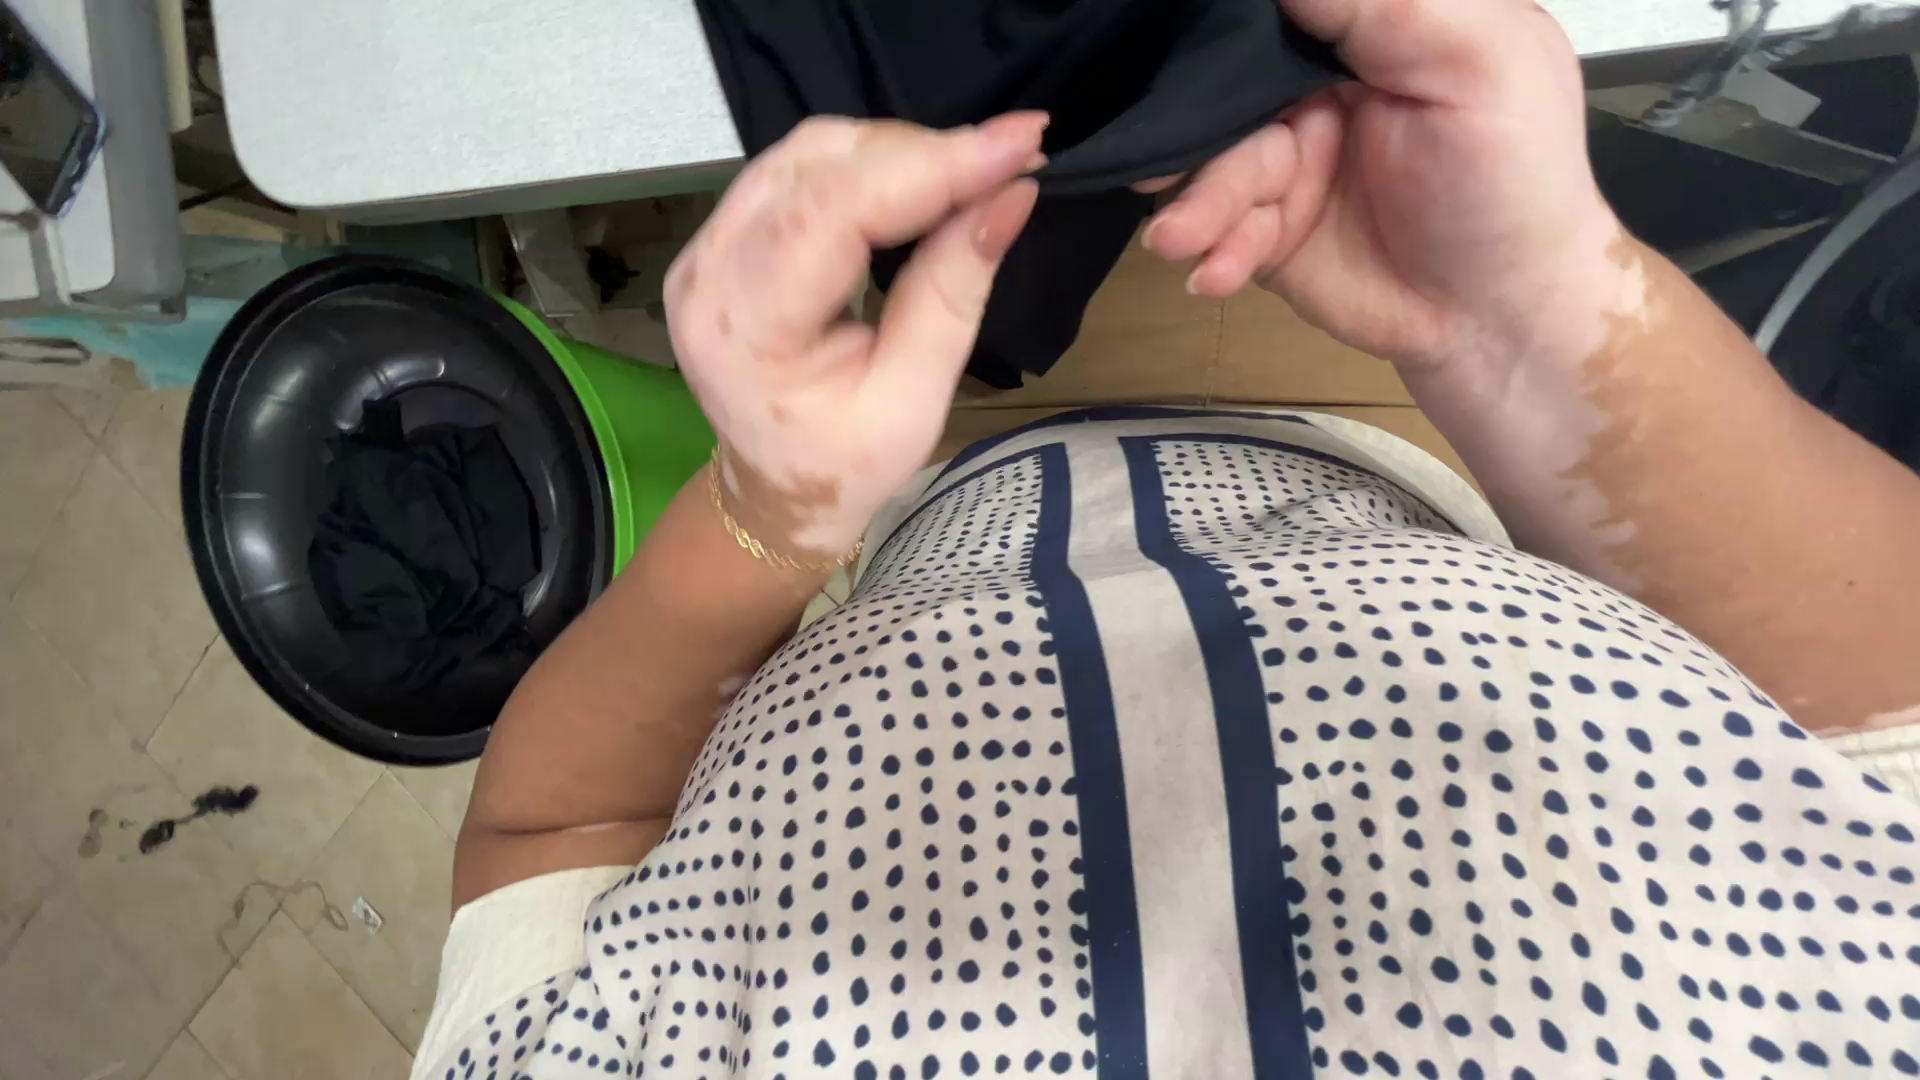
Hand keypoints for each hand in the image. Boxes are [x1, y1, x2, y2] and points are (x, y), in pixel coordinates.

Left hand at [665, 115, 1044, 558]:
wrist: (778, 493)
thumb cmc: (846, 467)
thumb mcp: (913, 403)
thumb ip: (951, 298)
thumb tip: (1010, 199)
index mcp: (746, 329)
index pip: (835, 210)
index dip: (932, 165)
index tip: (1020, 144)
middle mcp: (707, 273)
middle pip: (815, 165)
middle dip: (919, 154)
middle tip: (1001, 165)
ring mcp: (704, 251)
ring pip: (805, 156)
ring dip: (894, 156)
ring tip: (965, 180)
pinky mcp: (720, 243)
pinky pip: (796, 175)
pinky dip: (865, 170)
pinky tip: (914, 190)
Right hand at [1141, 0, 1632, 374]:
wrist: (1489, 314)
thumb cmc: (1508, 180)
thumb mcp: (1476, 66)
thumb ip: (1387, 8)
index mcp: (1370, 39)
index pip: (1279, 22)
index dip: (1228, 37)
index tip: (1178, 48)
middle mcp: (1317, 101)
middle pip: (1232, 105)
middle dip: (1193, 142)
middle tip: (1152, 173)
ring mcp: (1289, 174)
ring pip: (1219, 177)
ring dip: (1195, 211)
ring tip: (1176, 241)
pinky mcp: (1267, 239)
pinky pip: (1224, 239)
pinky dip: (1215, 256)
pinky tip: (1213, 276)